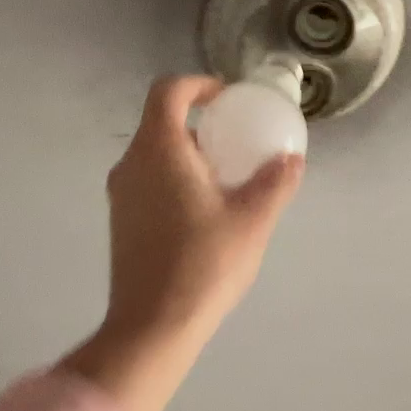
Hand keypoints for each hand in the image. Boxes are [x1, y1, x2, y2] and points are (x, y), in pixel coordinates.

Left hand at [103, 75, 304, 337]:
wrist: (153, 326)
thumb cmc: (204, 264)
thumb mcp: (252, 221)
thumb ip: (274, 183)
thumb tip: (290, 160)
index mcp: (158, 150)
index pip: (169, 91)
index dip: (199, 84)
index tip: (228, 100)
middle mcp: (130, 164)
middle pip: (161, 123)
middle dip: (201, 126)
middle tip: (237, 146)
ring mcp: (120, 194)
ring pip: (154, 155)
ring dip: (189, 156)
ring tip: (227, 183)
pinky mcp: (120, 221)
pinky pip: (148, 182)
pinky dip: (175, 180)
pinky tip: (204, 215)